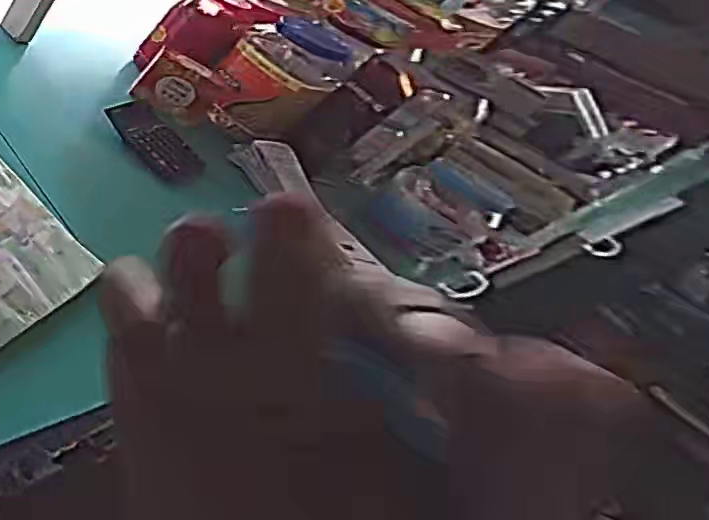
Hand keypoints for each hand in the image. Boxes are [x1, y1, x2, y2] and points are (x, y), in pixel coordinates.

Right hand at [101, 195, 638, 519]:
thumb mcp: (475, 501)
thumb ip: (533, 452)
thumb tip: (580, 377)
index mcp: (369, 356)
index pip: (387, 304)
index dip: (406, 315)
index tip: (440, 359)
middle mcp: (287, 327)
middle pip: (281, 254)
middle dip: (284, 234)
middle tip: (287, 217)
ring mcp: (212, 334)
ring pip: (197, 255)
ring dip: (195, 242)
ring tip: (203, 240)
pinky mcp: (145, 347)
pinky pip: (129, 294)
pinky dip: (131, 289)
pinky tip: (146, 310)